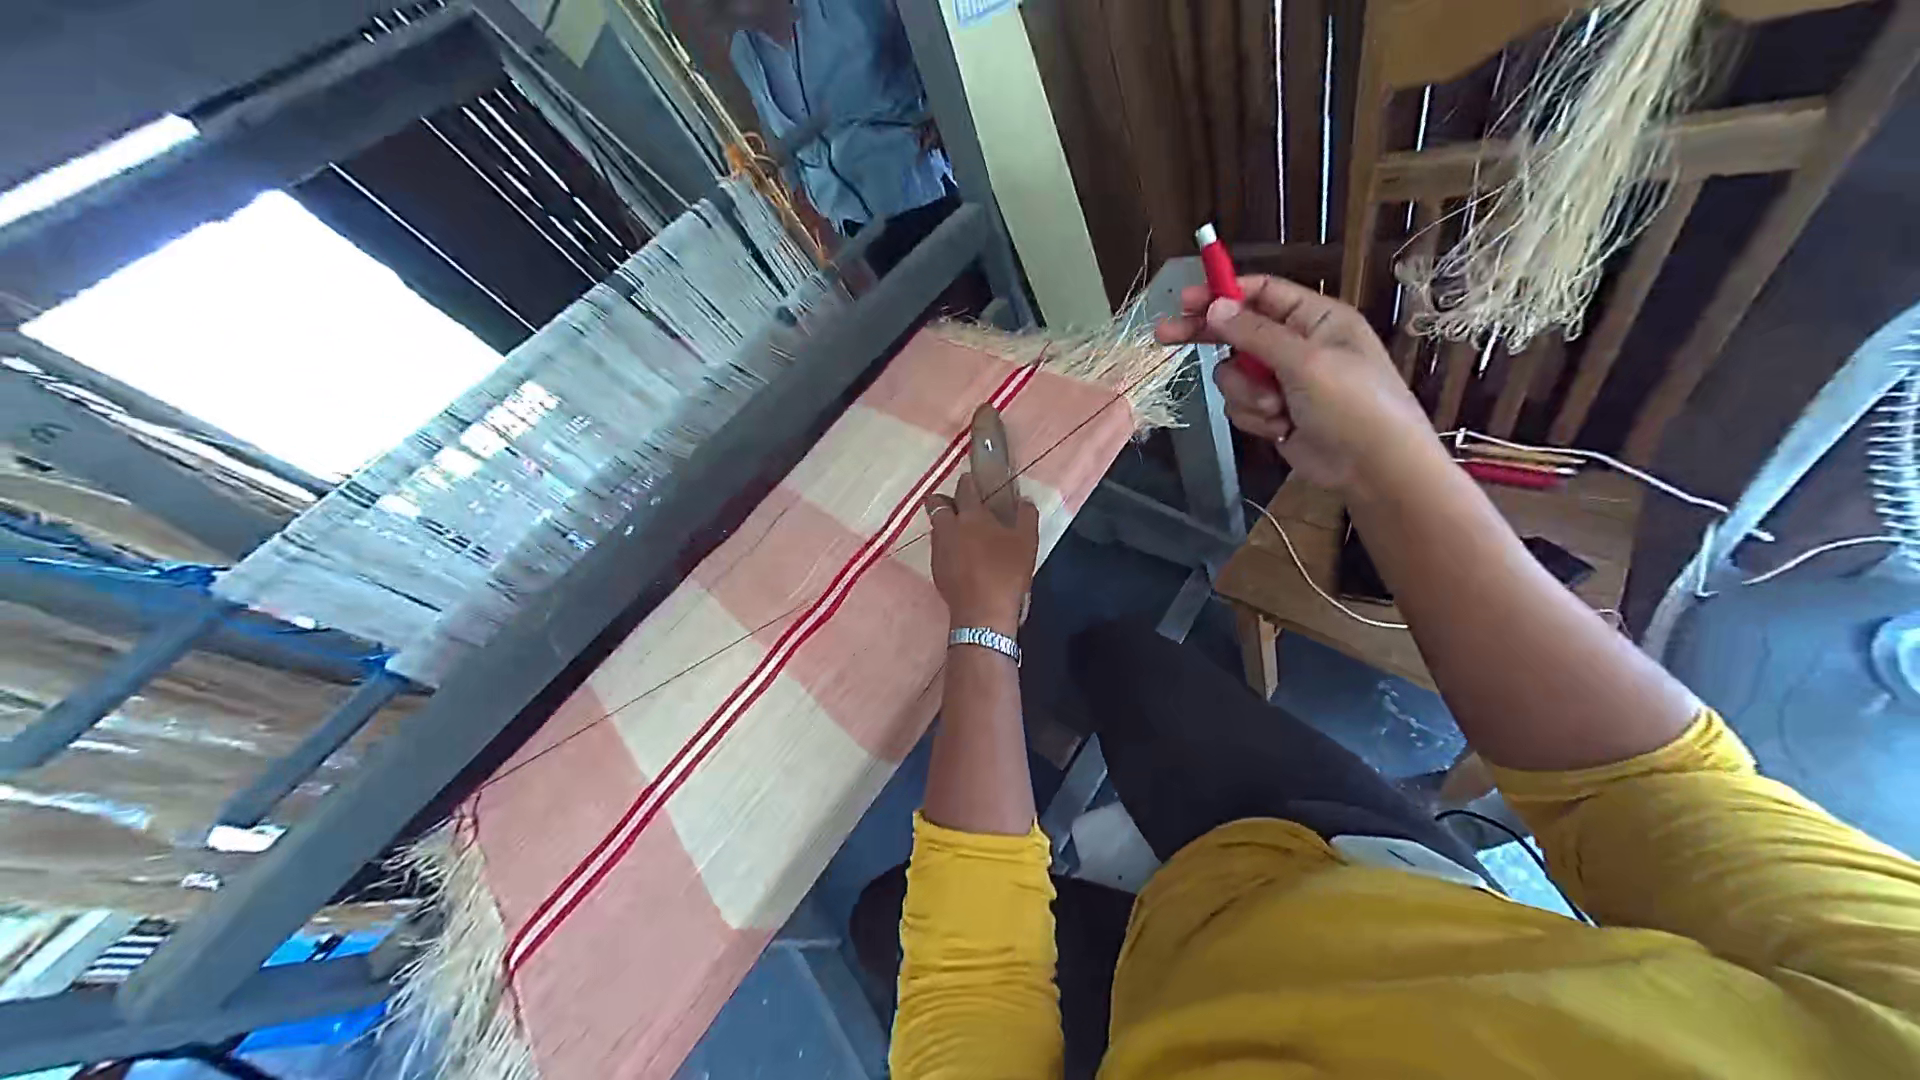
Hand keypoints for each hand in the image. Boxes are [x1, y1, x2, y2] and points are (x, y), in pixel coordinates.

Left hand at [925, 473, 1038, 634]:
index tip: (973, 481)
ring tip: (964, 533)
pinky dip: (948, 546)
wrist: (983, 613)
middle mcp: (948, 527)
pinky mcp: (935, 568)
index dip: (968, 482)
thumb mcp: (1027, 542)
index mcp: (971, 515)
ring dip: (947, 524)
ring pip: (936, 526)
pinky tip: (962, 557)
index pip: (964, 488)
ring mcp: (939, 549)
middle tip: (962, 506)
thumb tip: (1024, 501)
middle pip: (936, 503)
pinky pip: (939, 548)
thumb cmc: (1007, 573)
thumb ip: (1026, 516)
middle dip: (946, 499)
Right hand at [1155, 275, 1435, 492]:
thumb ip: (1255, 334)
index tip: (1185, 303)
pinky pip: (1240, 405)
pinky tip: (1281, 428)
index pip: (1260, 294)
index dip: (1222, 294)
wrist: (1373, 467)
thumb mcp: (1305, 362)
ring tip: (1276, 409)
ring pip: (1232, 376)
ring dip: (1246, 395)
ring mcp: (1281, 380)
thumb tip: (1216, 307)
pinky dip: (1254, 418)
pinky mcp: (1272, 411)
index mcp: (1314, 319)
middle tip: (1165, 335)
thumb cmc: (1353, 404)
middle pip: (1237, 332)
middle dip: (1207, 338)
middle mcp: (1295, 344)